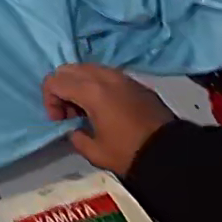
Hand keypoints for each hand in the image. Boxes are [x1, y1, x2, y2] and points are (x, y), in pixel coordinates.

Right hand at [42, 63, 175, 174]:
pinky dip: (95, 85)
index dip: (49, 100)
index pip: (54, 81)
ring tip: (87, 111)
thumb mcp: (95, 152)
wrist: (173, 153)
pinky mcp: (134, 81)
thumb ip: (76, 136)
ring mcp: (121, 76)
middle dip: (61, 89)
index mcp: (90, 91)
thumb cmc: (130, 152)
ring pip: (87, 68)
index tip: (59, 121)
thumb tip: (74, 129)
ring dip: (78, 85)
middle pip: (68, 69)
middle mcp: (103, 76)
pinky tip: (104, 108)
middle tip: (69, 114)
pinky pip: (104, 74)